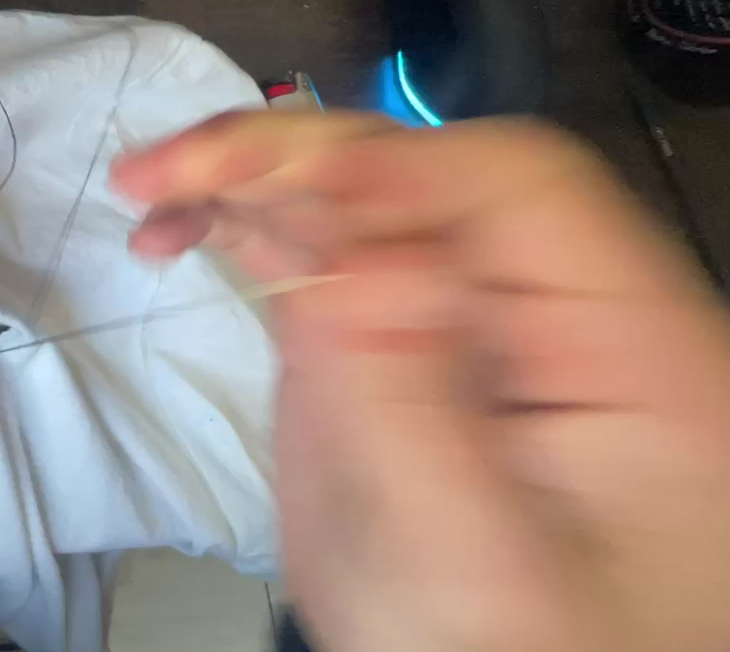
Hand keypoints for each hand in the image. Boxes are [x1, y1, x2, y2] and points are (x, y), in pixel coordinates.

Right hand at [114, 112, 729, 651]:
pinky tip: (163, 234)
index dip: (381, 164)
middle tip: (161, 171)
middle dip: (273, 154)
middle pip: (399, 168)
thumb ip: (415, 398)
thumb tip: (369, 258)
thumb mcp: (461, 548)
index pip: (511, 187)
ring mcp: (427, 297)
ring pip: (328, 186)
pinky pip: (288, 235)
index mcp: (614, 344)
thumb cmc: (476, 643)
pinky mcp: (353, 314)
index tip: (257, 185)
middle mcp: (520, 295)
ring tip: (143, 189)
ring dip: (228, 175)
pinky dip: (218, 218)